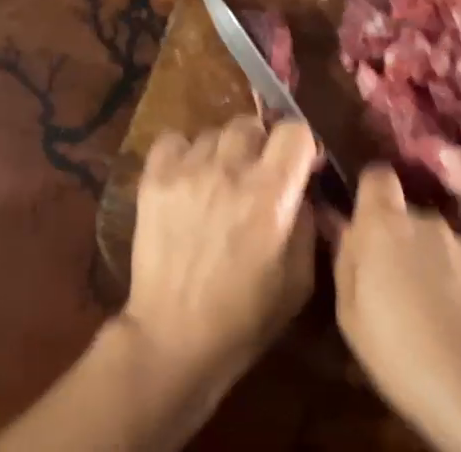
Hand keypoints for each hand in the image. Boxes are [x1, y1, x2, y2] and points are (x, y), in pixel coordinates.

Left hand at [122, 117, 319, 390]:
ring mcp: (187, 170)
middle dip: (260, 146)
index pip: (293, 131)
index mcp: (271, 193)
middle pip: (251, 125)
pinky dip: (184, 152)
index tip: (298, 167)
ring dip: (223, 152)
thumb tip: (304, 189)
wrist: (175, 335)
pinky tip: (188, 178)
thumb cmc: (246, 316)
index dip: (299, 146)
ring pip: (213, 132)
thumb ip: (306, 223)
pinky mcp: (153, 178)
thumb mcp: (300, 279)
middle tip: (256, 177)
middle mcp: (229, 169)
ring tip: (218, 183)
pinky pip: (173, 140)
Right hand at [337, 167, 460, 450]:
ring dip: (423, 267)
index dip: (367, 193)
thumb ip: (345, 261)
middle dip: (392, 241)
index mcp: (385, 225)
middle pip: (404, 217)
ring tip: (419, 316)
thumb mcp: (349, 314)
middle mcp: (428, 225)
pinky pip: (460, 272)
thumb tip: (345, 230)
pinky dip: (452, 290)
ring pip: (433, 246)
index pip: (376, 177)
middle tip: (382, 286)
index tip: (358, 222)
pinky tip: (449, 330)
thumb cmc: (401, 352)